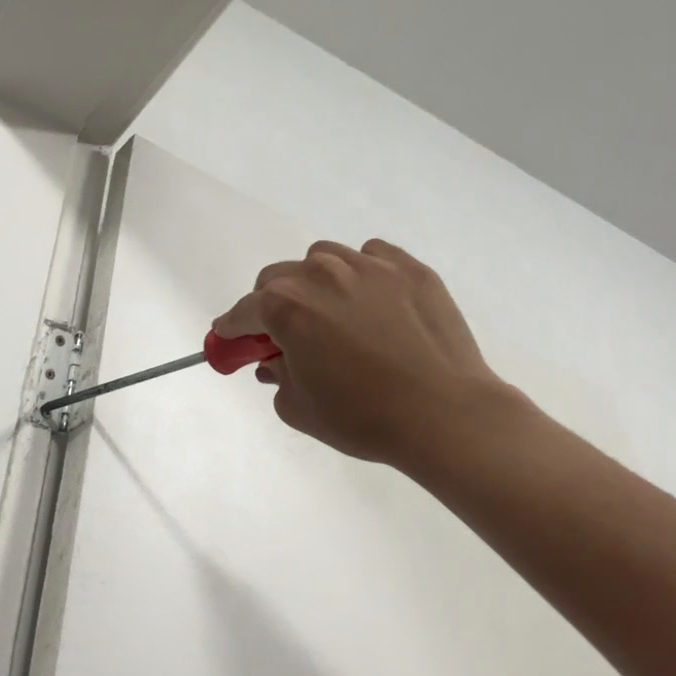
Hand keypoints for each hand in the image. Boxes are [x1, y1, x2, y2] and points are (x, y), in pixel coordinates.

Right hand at [212, 239, 528, 465]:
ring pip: (323, 259)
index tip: (229, 339)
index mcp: (286, 306)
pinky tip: (375, 303)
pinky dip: (362, 274)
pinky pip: (371, 257)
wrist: (446, 414)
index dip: (231, 328)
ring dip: (316, 282)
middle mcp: (320, 273)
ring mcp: (367, 265)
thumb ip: (276, 375)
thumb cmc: (364, 418)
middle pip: (278, 278)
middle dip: (272, 303)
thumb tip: (275, 359)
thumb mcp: (299, 408)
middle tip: (286, 334)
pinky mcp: (408, 267)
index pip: (243, 311)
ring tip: (335, 314)